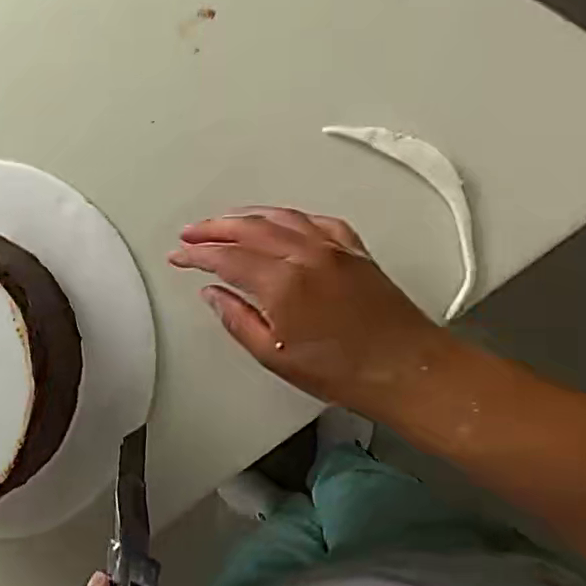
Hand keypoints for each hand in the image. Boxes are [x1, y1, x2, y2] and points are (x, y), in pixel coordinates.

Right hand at [169, 207, 456, 414]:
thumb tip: (213, 294)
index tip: (177, 257)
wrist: (408, 370)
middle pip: (250, 228)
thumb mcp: (271, 354)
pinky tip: (279, 223)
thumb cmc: (338, 370)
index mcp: (283, 282)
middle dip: (214, 228)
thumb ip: (236, 318)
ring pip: (282, 217)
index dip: (196, 255)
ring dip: (246, 216)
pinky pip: (316, 222)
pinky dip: (290, 218)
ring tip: (223, 222)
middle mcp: (308, 256)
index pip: (226, 257)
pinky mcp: (356, 252)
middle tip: (189, 233)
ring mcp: (335, 250)